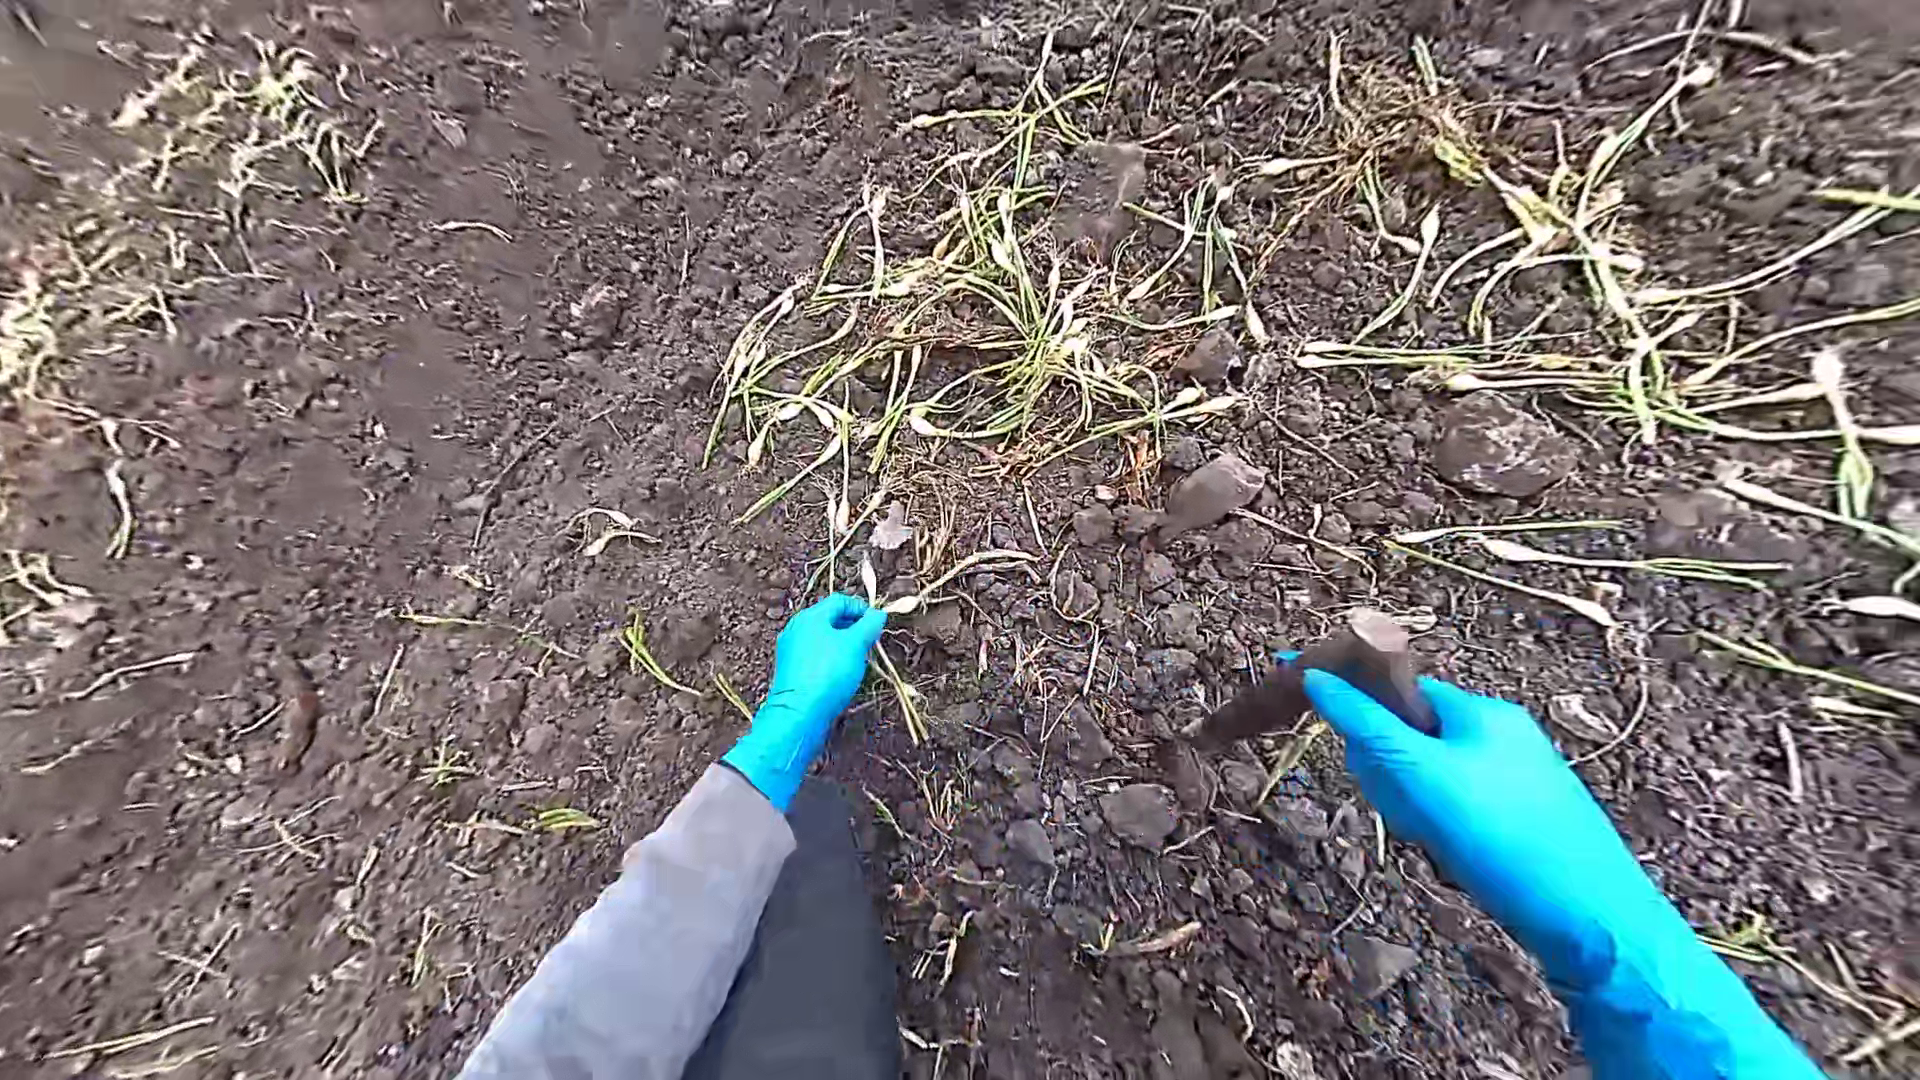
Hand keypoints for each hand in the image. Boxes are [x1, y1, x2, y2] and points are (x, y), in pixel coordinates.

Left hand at [723, 594, 886, 810]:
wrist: (799, 714)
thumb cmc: (828, 674)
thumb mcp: (856, 645)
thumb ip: (869, 625)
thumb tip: (877, 614)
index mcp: (810, 617)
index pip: (840, 601)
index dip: (861, 608)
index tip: (875, 624)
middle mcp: (797, 629)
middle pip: (831, 619)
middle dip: (854, 628)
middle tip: (870, 643)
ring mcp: (792, 651)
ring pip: (824, 639)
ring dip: (845, 645)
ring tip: (859, 660)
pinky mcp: (792, 671)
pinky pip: (816, 656)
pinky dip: (832, 659)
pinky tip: (843, 675)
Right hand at [1302, 670, 1686, 988]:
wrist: (1595, 926)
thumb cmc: (1498, 832)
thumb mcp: (1415, 769)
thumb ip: (1360, 719)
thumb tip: (1312, 677)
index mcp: (1479, 710)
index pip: (1397, 688)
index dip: (1358, 705)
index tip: (1324, 717)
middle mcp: (1498, 732)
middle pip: (1406, 728)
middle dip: (1384, 761)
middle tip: (1392, 796)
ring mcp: (1512, 772)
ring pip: (1423, 765)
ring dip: (1404, 791)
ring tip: (1419, 824)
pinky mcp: (1517, 810)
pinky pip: (1448, 793)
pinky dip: (1430, 811)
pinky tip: (1439, 839)